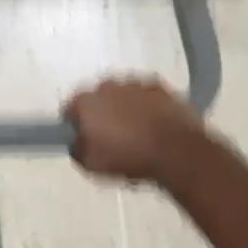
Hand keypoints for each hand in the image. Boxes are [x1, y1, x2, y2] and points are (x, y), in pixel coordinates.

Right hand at [63, 77, 207, 183]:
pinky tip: (153, 123)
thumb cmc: (128, 158)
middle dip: (101, 113)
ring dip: (124, 107)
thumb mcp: (90, 164)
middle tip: (111, 136)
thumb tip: (76, 141)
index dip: (75, 125)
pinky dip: (146, 105)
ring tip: (135, 131)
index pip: (70, 109)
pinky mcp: (160, 86)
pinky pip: (145, 95)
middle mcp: (107, 85)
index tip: (85, 139)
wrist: (177, 152)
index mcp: (86, 102)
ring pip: (122, 94)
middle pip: (97, 98)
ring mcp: (135, 83)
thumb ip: (76, 148)